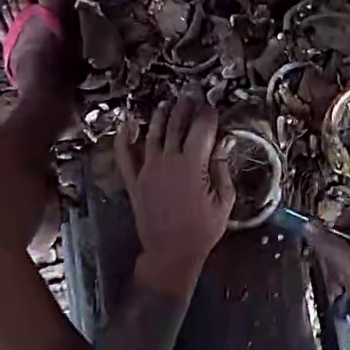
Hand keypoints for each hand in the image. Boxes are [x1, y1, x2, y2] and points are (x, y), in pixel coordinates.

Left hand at [117, 91, 234, 287]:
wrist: (170, 253)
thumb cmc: (202, 230)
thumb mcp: (223, 201)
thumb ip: (223, 168)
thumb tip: (225, 143)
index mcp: (193, 164)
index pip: (201, 129)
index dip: (208, 114)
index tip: (212, 106)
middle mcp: (168, 160)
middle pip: (176, 125)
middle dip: (185, 108)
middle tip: (191, 96)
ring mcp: (148, 169)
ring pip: (153, 133)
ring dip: (160, 116)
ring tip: (167, 103)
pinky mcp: (134, 180)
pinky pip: (125, 155)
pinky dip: (124, 138)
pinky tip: (127, 124)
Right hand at [308, 210, 349, 339]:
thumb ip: (331, 244)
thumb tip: (310, 227)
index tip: (339, 228)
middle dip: (341, 238)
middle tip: (334, 249)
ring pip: (349, 244)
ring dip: (338, 256)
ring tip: (338, 270)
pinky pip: (348, 261)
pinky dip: (340, 268)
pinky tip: (341, 282)